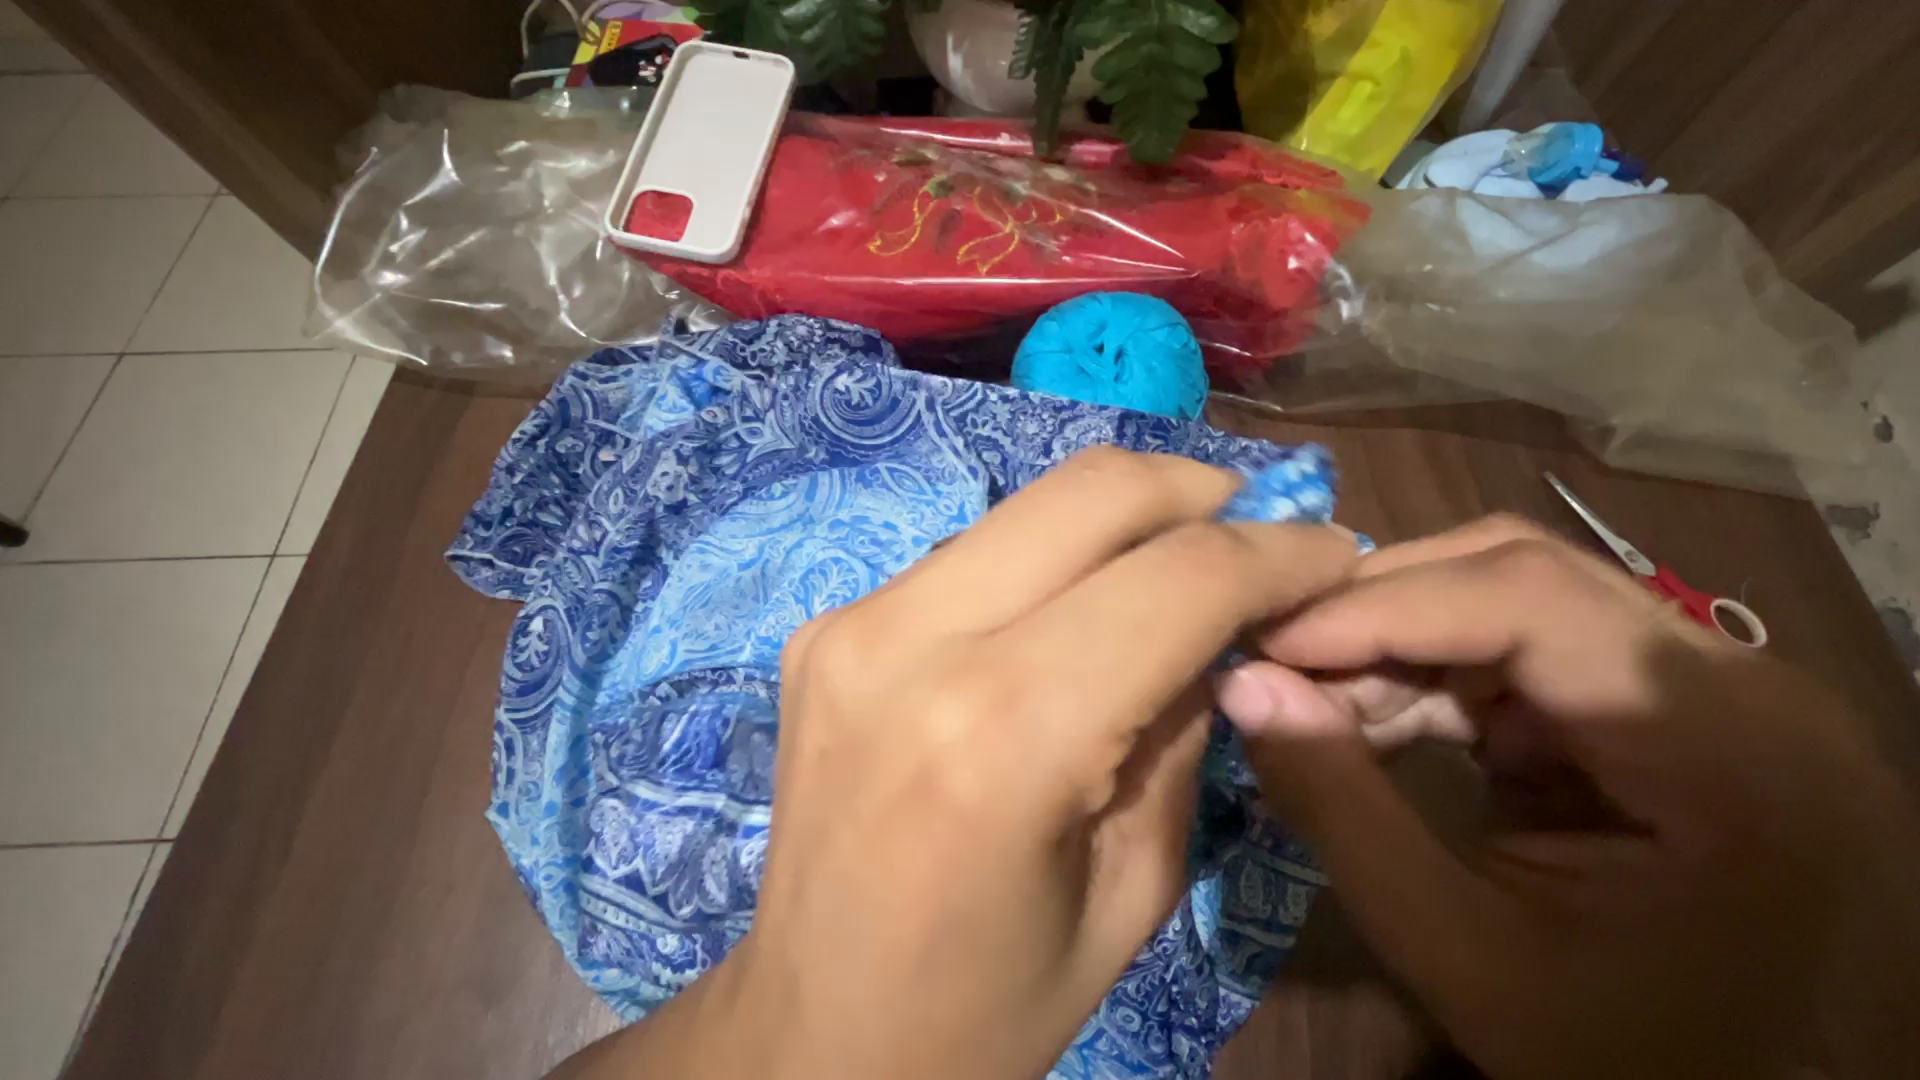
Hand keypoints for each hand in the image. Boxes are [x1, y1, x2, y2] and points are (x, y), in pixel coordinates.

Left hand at [548, 447, 1356, 1079]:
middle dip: (1197, 492)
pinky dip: (1042, 562)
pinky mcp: (823, 627)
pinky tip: (1071, 610)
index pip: (1177, 579)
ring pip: (1024, 509)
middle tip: (1255, 531)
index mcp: (1001, 733)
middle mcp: (910, 644)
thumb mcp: (1134, 884)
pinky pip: (966, 557)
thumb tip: (1227, 620)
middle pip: (1090, 491)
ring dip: (1117, 522)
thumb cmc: (993, 999)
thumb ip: (1186, 724)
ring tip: (1173, 567)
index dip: (1277, 552)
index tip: (1332, 552)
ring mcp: (850, 622)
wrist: (820, 1024)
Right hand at [1216, 516, 1913, 1078]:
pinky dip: (1426, 676)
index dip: (1378, 606)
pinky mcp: (1652, 703)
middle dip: (1375, 614)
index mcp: (1724, 744)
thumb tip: (1240, 686)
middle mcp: (1729, 680)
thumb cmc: (1633, 1054)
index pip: (1527, 599)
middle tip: (1275, 668)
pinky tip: (1374, 725)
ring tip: (1316, 708)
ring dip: (1392, 644)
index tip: (1264, 644)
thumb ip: (1343, 810)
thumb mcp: (1464, 950)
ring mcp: (1697, 684)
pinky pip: (1517, 650)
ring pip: (1506, 600)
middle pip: (1516, 575)